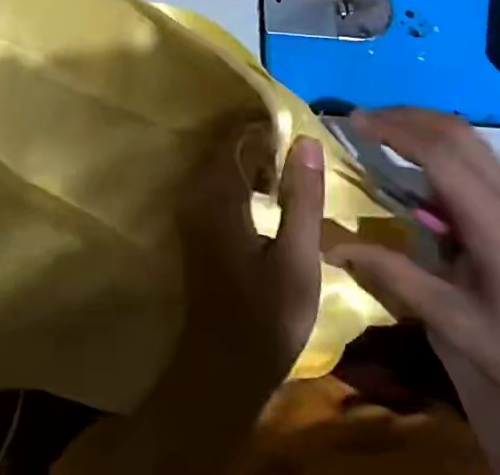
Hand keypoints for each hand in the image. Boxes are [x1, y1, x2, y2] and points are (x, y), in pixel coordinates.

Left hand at [55, 121, 324, 474]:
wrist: (222, 375)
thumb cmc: (266, 316)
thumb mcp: (297, 255)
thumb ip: (302, 196)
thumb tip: (306, 140)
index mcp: (219, 197)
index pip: (232, 137)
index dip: (263, 125)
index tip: (295, 128)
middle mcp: (198, 200)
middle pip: (225, 150)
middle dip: (261, 143)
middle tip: (299, 152)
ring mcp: (193, 218)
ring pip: (222, 170)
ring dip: (254, 164)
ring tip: (291, 174)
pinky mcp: (198, 236)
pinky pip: (219, 190)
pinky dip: (244, 184)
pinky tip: (272, 201)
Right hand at [326, 108, 499, 474]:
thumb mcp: (457, 325)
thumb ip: (397, 277)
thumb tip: (339, 248)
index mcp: (497, 220)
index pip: (439, 150)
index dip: (394, 126)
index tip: (355, 118)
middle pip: (459, 132)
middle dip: (409, 116)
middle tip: (365, 120)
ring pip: (476, 146)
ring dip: (431, 132)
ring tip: (389, 141)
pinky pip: (489, 168)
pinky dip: (452, 157)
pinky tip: (430, 187)